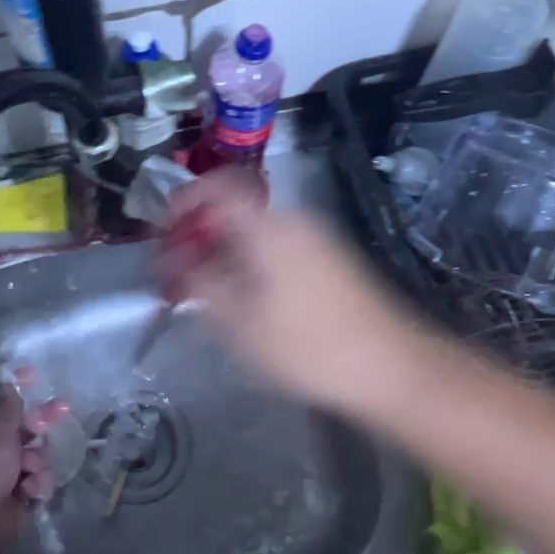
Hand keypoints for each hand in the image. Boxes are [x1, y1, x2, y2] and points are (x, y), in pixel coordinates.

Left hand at [0, 391, 50, 553]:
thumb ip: (8, 405)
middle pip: (25, 424)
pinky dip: (37, 486)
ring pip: (37, 454)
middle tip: (63, 409)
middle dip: (42, 420)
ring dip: (37, 462)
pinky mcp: (19, 495)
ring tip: (27, 473)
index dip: (16, 385)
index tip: (34, 374)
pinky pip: (39, 480)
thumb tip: (9, 384)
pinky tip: (29, 493)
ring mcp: (5, 471)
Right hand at [158, 170, 433, 414]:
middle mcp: (293, 222)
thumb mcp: (238, 320)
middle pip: (234, 211)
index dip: (183, 201)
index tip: (162, 233)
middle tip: (174, 273)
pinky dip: (249, 264)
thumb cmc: (307, 345)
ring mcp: (316, 241)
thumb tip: (173, 258)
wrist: (392, 367)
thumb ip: (199, 281)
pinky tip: (242, 303)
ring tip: (202, 294)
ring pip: (255, 234)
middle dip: (198, 236)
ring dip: (222, 254)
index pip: (217, 185)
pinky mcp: (330, 263)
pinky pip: (276, 250)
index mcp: (268, 226)